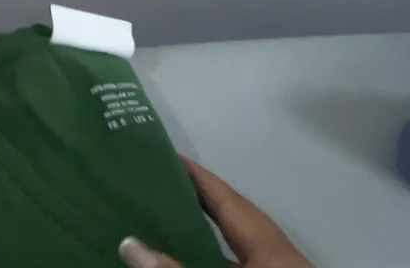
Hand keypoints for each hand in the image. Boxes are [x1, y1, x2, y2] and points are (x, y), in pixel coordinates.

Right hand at [119, 160, 313, 267]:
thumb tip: (128, 244)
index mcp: (269, 247)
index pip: (225, 197)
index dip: (194, 174)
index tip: (160, 153)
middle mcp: (280, 258)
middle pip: (233, 219)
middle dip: (197, 201)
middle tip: (152, 183)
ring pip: (239, 249)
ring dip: (206, 235)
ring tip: (163, 220)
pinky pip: (244, 267)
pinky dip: (217, 259)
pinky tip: (191, 263)